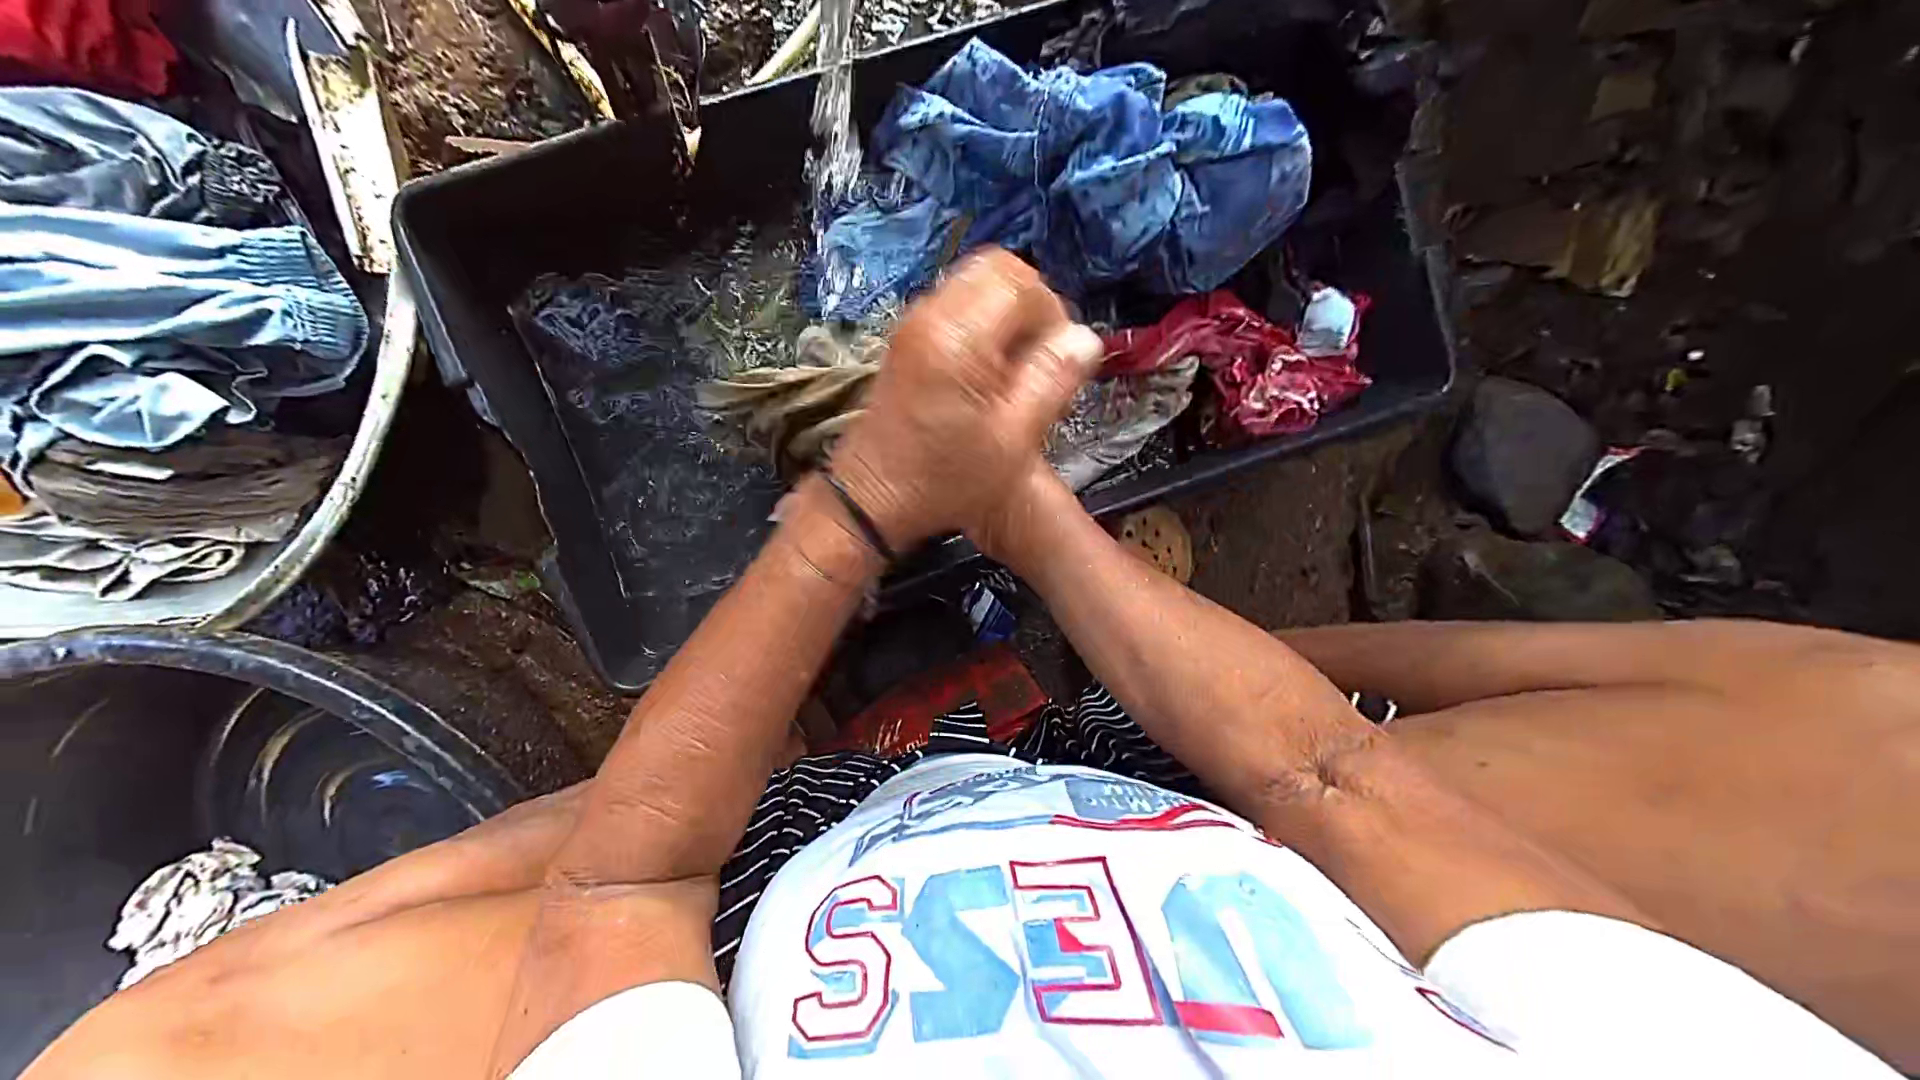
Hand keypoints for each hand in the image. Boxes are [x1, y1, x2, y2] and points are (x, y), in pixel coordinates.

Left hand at [827, 248, 1103, 550]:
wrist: (873, 496)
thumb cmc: (946, 478)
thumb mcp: (1012, 439)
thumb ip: (1052, 381)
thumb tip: (1085, 339)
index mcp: (960, 337)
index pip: (1022, 282)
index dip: (1053, 312)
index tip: (1059, 356)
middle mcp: (931, 315)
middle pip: (997, 269)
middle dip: (1032, 302)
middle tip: (1040, 353)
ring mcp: (913, 323)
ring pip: (975, 282)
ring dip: (1007, 311)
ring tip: (1016, 364)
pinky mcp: (906, 339)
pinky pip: (955, 304)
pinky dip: (982, 321)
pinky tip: (988, 369)